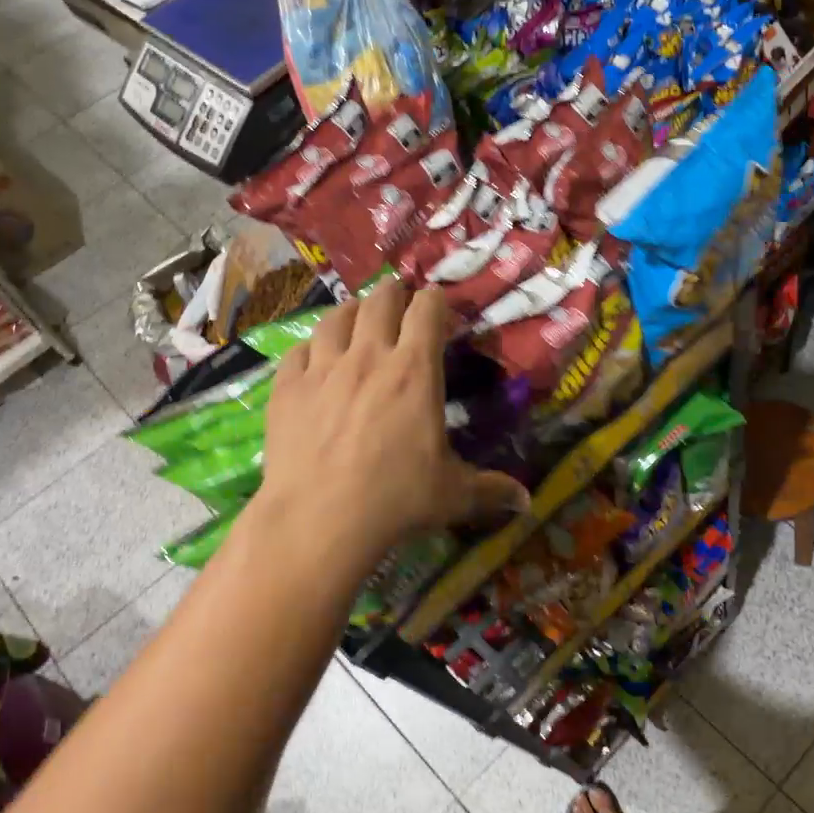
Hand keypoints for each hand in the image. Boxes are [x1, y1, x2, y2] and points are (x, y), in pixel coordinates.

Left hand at [257, 279, 527, 556]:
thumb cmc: (398, 500)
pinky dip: (312, 347)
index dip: (436, 301)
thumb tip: (527, 501)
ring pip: (335, 317)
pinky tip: (315, 358)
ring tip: (358, 318)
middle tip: (400, 301)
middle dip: (394, 293)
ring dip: (352, 311)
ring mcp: (322, 369)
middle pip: (380, 301)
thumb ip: (491, 489)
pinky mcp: (287, 388)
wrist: (320, 519)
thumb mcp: (455, 495)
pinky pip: (298, 350)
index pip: (427, 311)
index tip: (441, 304)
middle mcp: (369, 357)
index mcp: (416, 372)